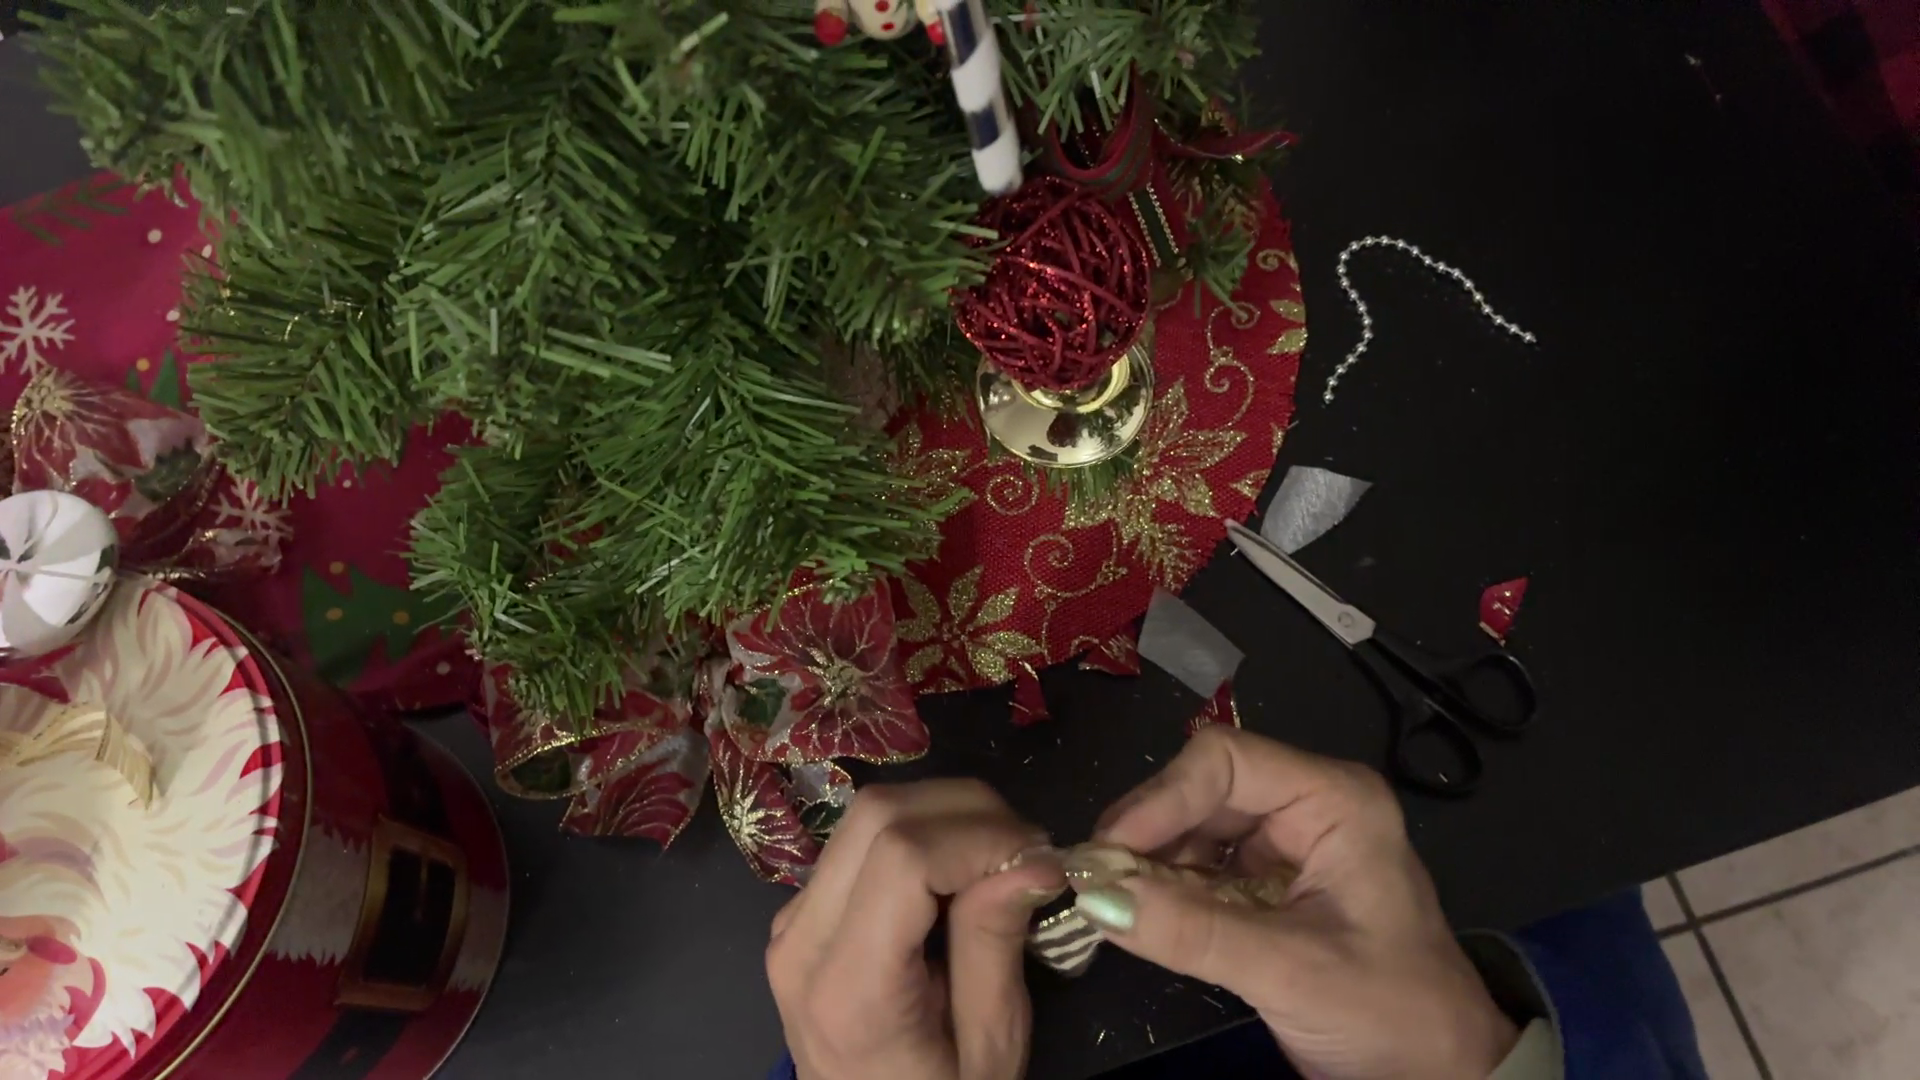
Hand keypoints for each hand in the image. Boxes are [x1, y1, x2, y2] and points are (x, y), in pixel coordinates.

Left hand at [767, 779, 1065, 1079]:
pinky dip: (922, 825)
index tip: (1040, 859)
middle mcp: (802, 937)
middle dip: (967, 809)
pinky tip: (959, 861)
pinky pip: (862, 834)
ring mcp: (794, 915)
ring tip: (998, 850)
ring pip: (869, 810)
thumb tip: (1035, 858)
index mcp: (847, 988)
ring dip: (944, 810)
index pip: (903, 858)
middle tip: (1027, 847)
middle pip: (879, 815)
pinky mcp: (804, 904)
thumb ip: (996, 946)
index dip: (980, 838)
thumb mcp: (988, 1050)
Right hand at [1079, 727, 1518, 1079]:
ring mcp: (1282, 838)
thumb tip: (1096, 898)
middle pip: (1200, 786)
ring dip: (1149, 858)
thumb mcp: (1293, 973)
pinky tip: (1142, 909)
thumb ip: (1193, 932)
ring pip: (1190, 821)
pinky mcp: (1262, 874)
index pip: (1225, 761)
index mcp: (1332, 799)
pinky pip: (1196, 860)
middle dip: (1148, 830)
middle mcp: (1303, 803)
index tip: (1110, 847)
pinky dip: (1163, 883)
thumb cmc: (1394, 1018)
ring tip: (1114, 898)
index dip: (1162, 795)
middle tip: (1096, 875)